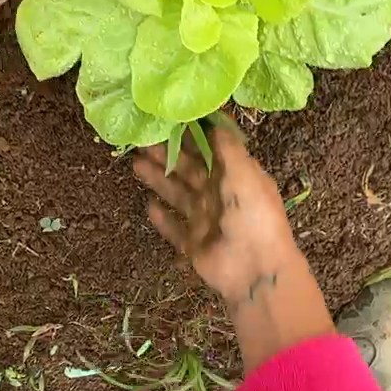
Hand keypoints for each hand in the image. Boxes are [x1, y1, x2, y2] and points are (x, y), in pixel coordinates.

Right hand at [133, 118, 332, 371]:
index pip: (211, 153)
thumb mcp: (244, 174)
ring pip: (177, 196)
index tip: (168, 124)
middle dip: (168, 157)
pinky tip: (148, 206)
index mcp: (236, 178)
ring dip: (159, 181)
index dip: (191, 140)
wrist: (254, 268)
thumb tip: (214, 122)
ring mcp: (205, 222)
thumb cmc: (253, 215)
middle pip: (190, 172)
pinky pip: (173, 229)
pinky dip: (162, 219)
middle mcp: (220, 197)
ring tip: (136, 166)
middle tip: (142, 143)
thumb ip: (227, 149)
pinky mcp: (192, 245)